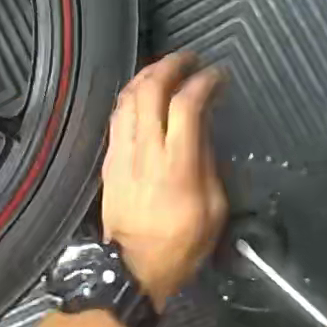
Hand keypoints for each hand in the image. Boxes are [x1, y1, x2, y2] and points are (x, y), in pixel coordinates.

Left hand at [101, 52, 227, 307]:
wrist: (133, 267)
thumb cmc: (181, 242)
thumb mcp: (214, 207)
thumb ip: (209, 162)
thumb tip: (201, 130)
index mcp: (178, 163)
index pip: (187, 104)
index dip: (203, 81)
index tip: (217, 75)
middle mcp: (146, 149)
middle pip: (151, 90)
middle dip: (171, 65)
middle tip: (189, 59)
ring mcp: (122, 152)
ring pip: (129, 98)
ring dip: (148, 75)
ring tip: (166, 68)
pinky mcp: (109, 159)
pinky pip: (117, 115)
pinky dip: (131, 95)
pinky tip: (142, 93)